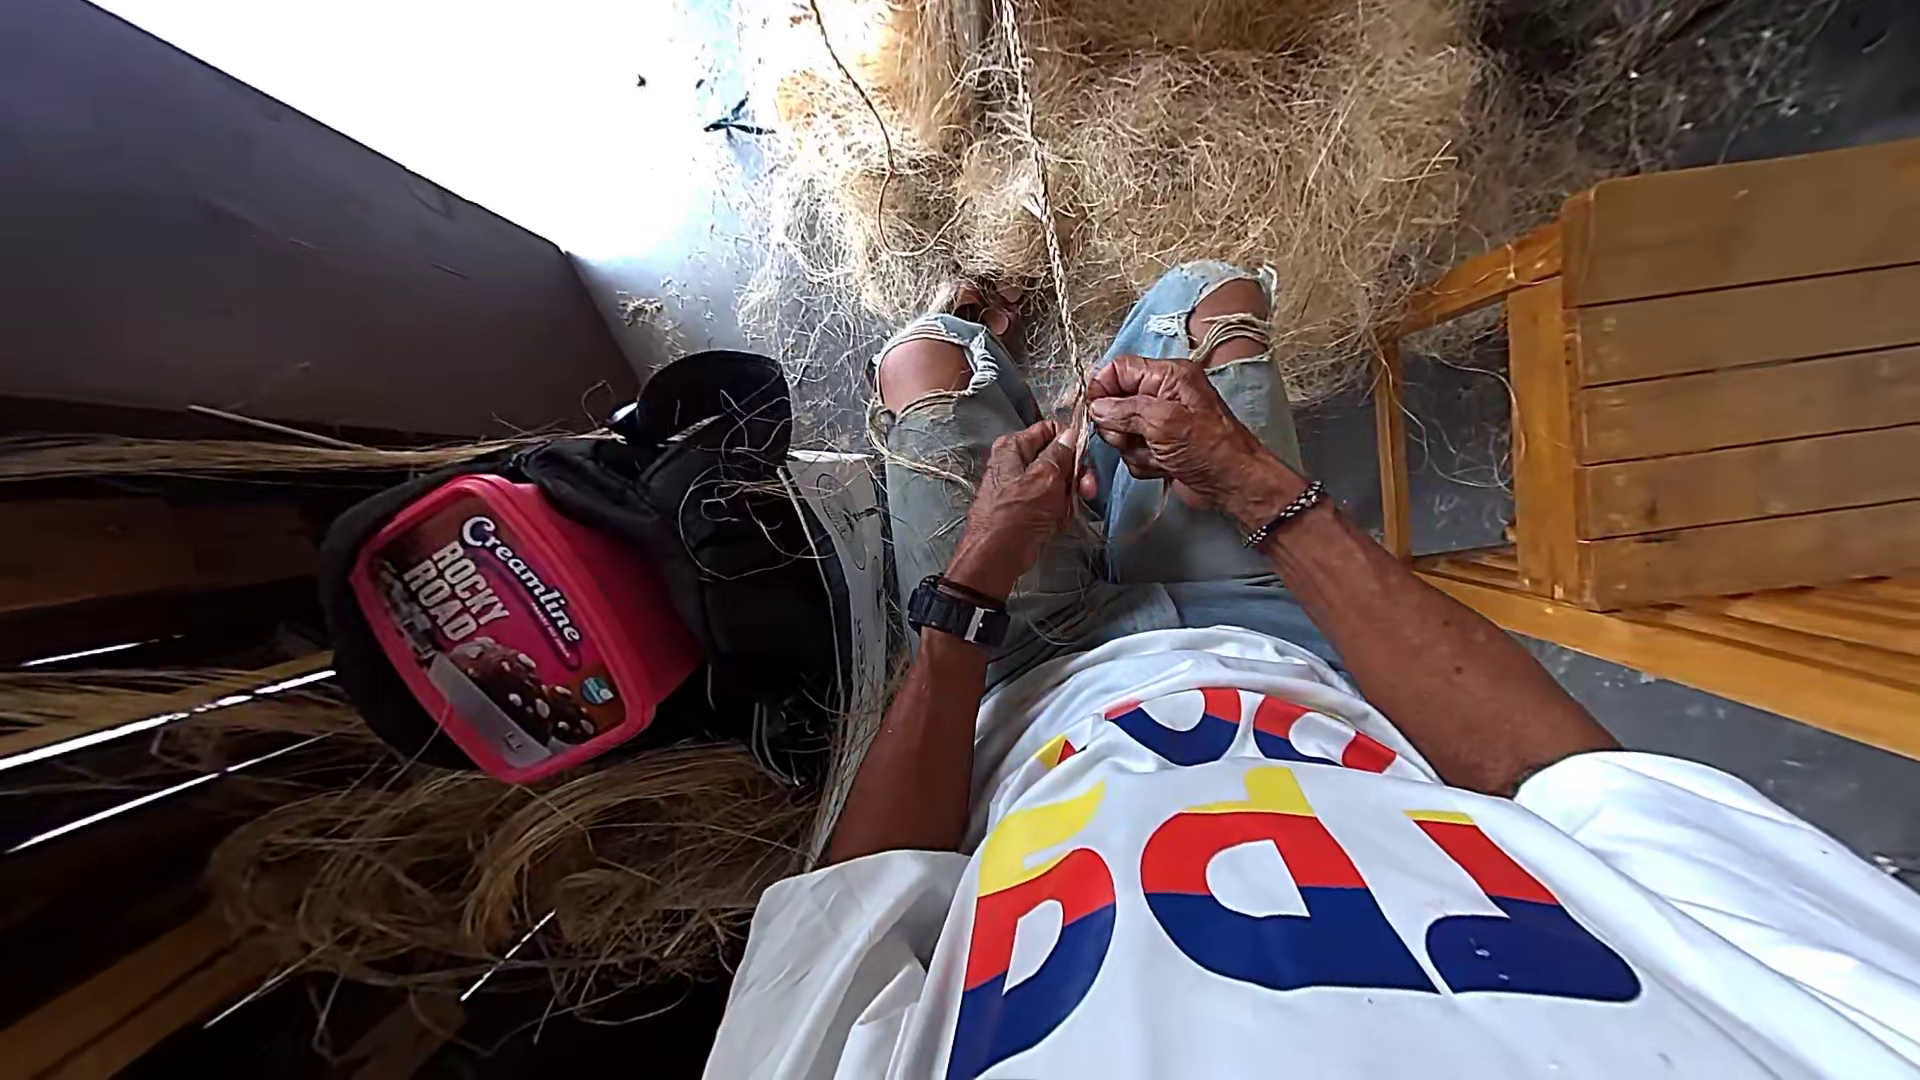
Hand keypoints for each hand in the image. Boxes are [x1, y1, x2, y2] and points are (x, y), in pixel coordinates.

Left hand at [945, 419, 1076, 602]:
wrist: (998, 556)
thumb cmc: (1014, 516)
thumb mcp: (1045, 477)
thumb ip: (1060, 452)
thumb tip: (1070, 434)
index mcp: (1013, 447)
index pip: (1050, 430)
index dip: (1070, 442)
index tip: (1083, 457)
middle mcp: (1016, 464)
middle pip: (1058, 458)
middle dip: (1074, 475)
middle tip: (1084, 488)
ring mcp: (1022, 487)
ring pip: (1059, 483)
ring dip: (1069, 497)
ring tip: (1064, 511)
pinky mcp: (1028, 509)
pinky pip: (1053, 503)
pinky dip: (1059, 512)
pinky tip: (1056, 522)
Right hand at [1085, 354, 1306, 528]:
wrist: (1232, 485)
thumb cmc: (1208, 448)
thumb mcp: (1163, 421)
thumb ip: (1124, 410)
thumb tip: (1096, 407)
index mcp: (1167, 376)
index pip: (1118, 369)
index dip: (1102, 389)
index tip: (1096, 413)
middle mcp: (1161, 395)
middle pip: (1113, 404)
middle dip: (1119, 427)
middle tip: (1136, 438)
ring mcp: (1158, 423)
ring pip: (1120, 433)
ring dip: (1133, 449)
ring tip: (1158, 454)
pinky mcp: (1157, 447)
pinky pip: (1131, 453)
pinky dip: (1143, 462)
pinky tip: (1164, 465)